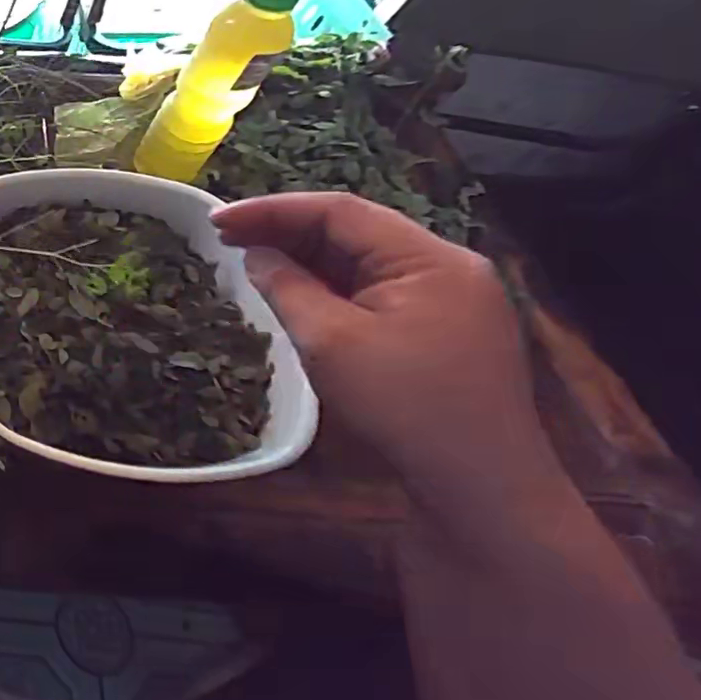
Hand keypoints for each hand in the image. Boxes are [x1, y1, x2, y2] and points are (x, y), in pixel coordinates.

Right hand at [211, 193, 572, 521]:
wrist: (481, 490)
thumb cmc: (404, 408)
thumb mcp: (331, 341)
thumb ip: (287, 286)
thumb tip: (256, 255)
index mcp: (429, 259)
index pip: (340, 211)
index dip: (272, 209)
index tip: (218, 220)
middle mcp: (443, 266)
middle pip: (351, 230)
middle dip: (285, 229)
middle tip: (224, 236)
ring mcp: (444, 298)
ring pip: (359, 259)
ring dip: (303, 256)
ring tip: (247, 257)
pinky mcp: (436, 326)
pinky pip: (370, 288)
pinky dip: (326, 284)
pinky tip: (291, 288)